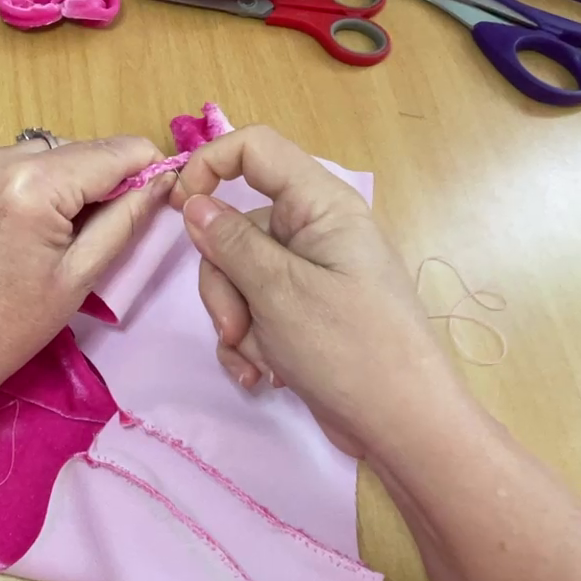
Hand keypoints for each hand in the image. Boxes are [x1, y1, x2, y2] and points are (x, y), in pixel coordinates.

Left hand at [0, 135, 171, 403]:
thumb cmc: (8, 327)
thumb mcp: (79, 277)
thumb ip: (126, 220)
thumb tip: (163, 182)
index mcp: (32, 184)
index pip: (114, 151)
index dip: (148, 167)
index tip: (167, 193)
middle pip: (81, 147)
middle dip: (108, 178)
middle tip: (114, 227)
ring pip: (52, 152)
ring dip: (73, 179)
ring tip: (69, 232)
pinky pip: (21, 162)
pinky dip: (41, 182)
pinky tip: (38, 224)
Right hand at [169, 125, 474, 458]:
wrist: (402, 430)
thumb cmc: (350, 349)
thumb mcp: (280, 292)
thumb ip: (230, 242)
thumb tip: (192, 203)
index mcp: (320, 207)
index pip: (255, 150)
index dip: (209, 165)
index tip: (178, 208)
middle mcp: (311, 231)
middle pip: (233, 227)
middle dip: (223, 283)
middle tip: (235, 327)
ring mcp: (304, 273)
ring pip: (235, 274)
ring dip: (234, 321)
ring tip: (258, 361)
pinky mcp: (297, 310)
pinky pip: (249, 308)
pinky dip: (247, 341)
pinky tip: (261, 373)